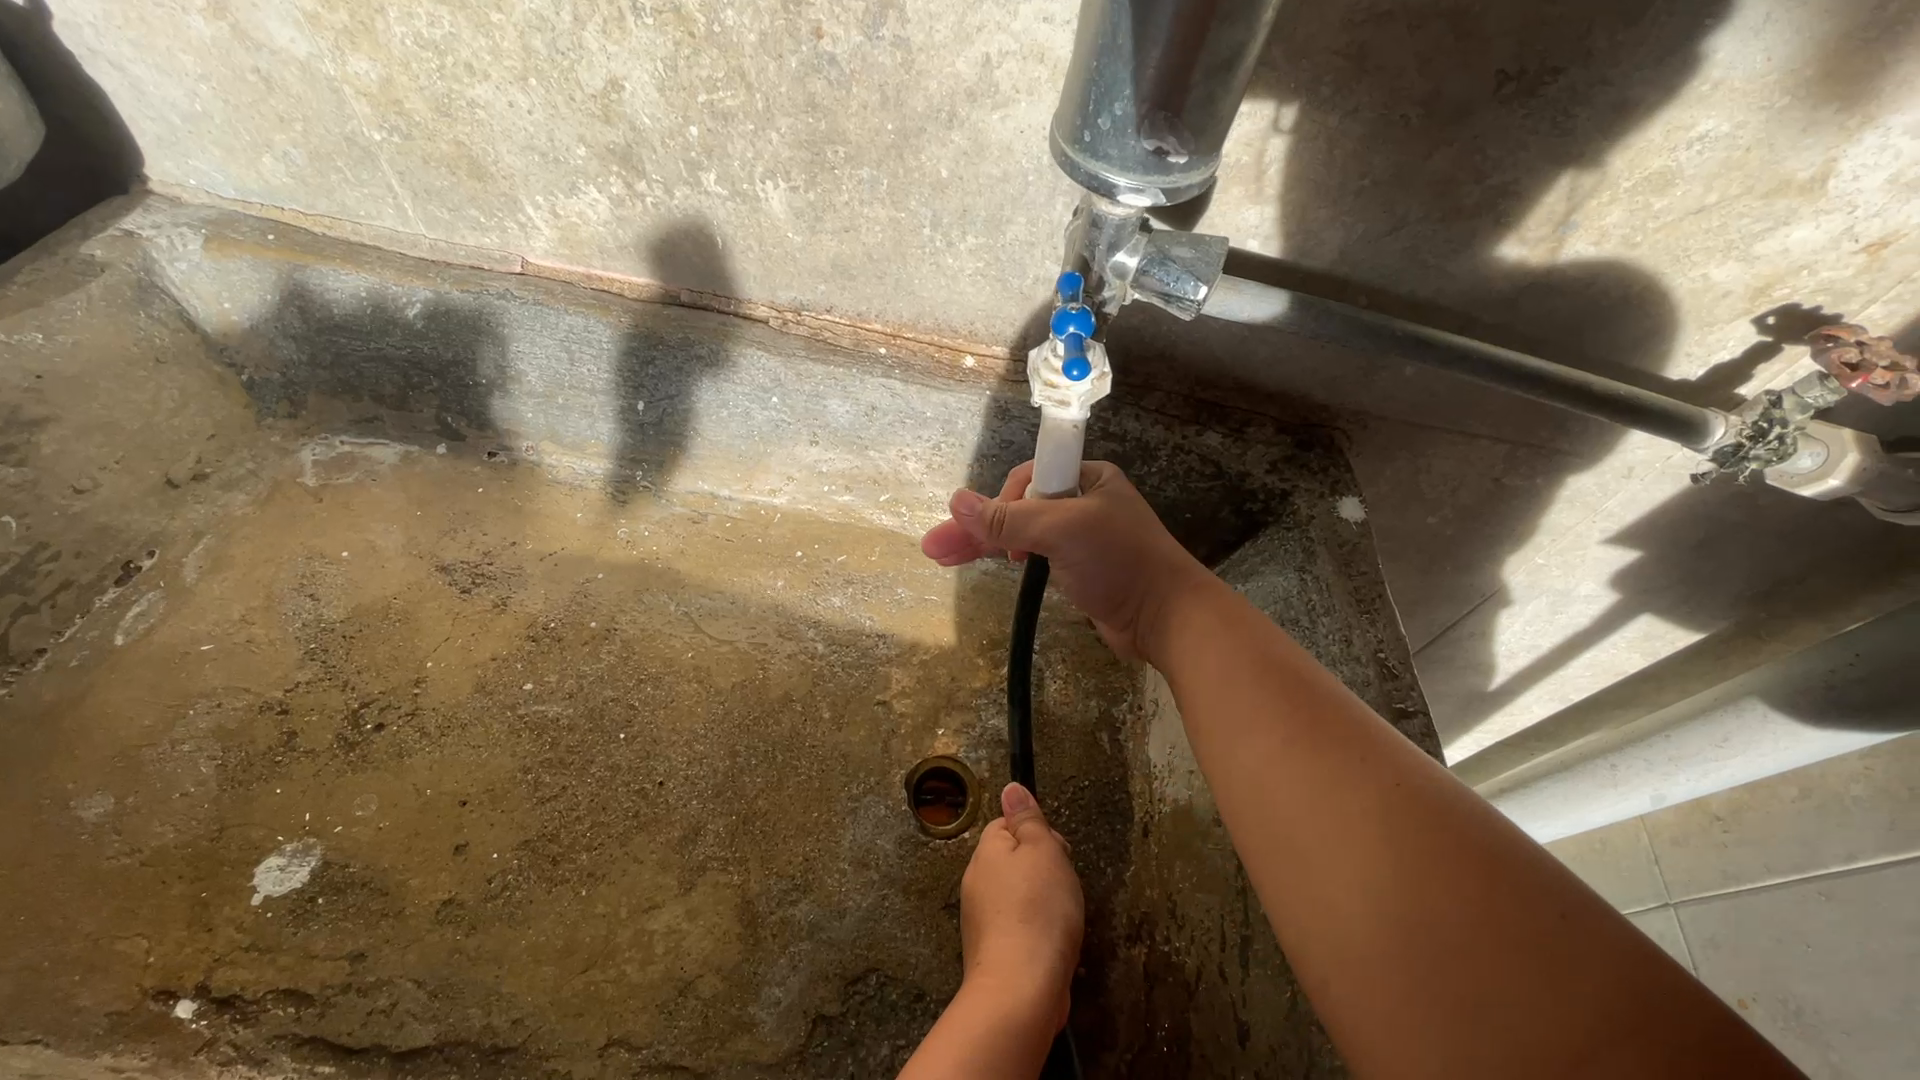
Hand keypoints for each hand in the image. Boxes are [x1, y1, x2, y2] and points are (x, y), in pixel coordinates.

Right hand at [920, 460, 1214, 662]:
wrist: (1168, 619)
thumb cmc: (1121, 563)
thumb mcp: (1062, 531)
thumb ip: (1008, 518)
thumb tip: (954, 501)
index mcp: (1087, 479)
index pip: (1029, 477)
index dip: (1003, 500)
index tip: (988, 529)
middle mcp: (1083, 503)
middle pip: (1017, 507)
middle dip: (977, 527)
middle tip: (934, 548)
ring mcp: (1081, 539)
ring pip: (1022, 534)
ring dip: (984, 544)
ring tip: (941, 559)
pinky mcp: (1080, 570)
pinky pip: (1036, 557)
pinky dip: (1009, 560)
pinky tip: (985, 565)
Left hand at [960, 783, 1083, 1033]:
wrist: (1021, 989)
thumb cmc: (1038, 910)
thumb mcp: (1042, 850)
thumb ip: (1028, 819)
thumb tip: (1009, 788)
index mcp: (985, 853)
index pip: (1006, 825)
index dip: (1037, 833)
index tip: (1060, 852)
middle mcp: (976, 883)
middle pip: (1013, 861)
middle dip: (1043, 869)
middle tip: (1066, 885)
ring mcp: (981, 920)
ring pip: (1018, 895)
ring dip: (1043, 902)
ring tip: (1064, 917)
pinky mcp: (993, 952)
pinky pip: (1019, 927)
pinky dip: (1038, 930)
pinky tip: (1055, 944)